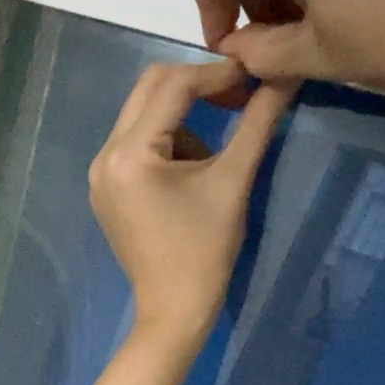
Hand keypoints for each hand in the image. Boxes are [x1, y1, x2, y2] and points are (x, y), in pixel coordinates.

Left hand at [89, 61, 292, 346]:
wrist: (174, 310)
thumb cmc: (204, 252)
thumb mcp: (233, 181)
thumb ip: (257, 121)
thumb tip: (284, 76)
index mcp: (130, 155)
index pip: (173, 85)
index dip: (218, 74)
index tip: (254, 79)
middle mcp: (104, 158)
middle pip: (151, 89)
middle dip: (197, 87)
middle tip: (239, 98)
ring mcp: (100, 176)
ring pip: (144, 116)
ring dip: (183, 120)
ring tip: (213, 160)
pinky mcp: (106, 191)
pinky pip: (136, 145)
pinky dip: (167, 144)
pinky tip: (190, 176)